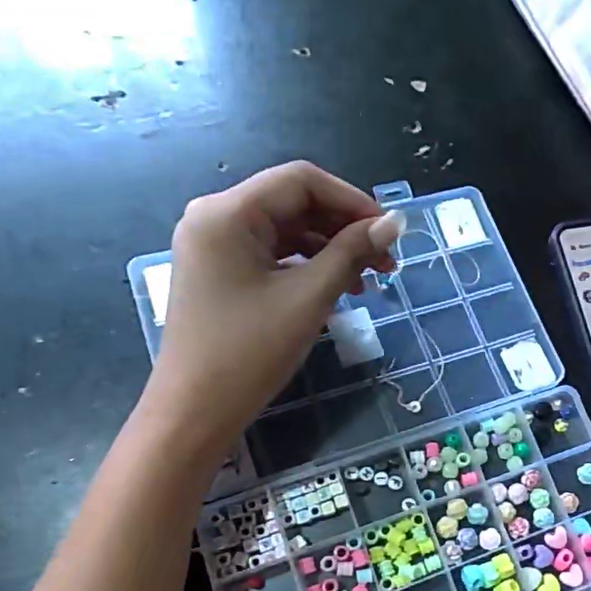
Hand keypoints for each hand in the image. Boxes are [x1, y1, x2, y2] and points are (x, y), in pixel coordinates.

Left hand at [146, 161, 402, 439]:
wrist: (197, 409)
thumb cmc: (250, 352)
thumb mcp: (308, 299)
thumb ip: (352, 254)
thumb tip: (394, 223)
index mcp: (228, 212)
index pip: (301, 181)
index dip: (353, 201)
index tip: (390, 232)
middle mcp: (215, 217)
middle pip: (294, 204)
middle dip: (345, 229)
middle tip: (387, 262)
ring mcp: (215, 246)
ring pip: (286, 231)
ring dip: (331, 250)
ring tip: (368, 282)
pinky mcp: (221, 273)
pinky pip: (273, 255)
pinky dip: (307, 267)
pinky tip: (337, 291)